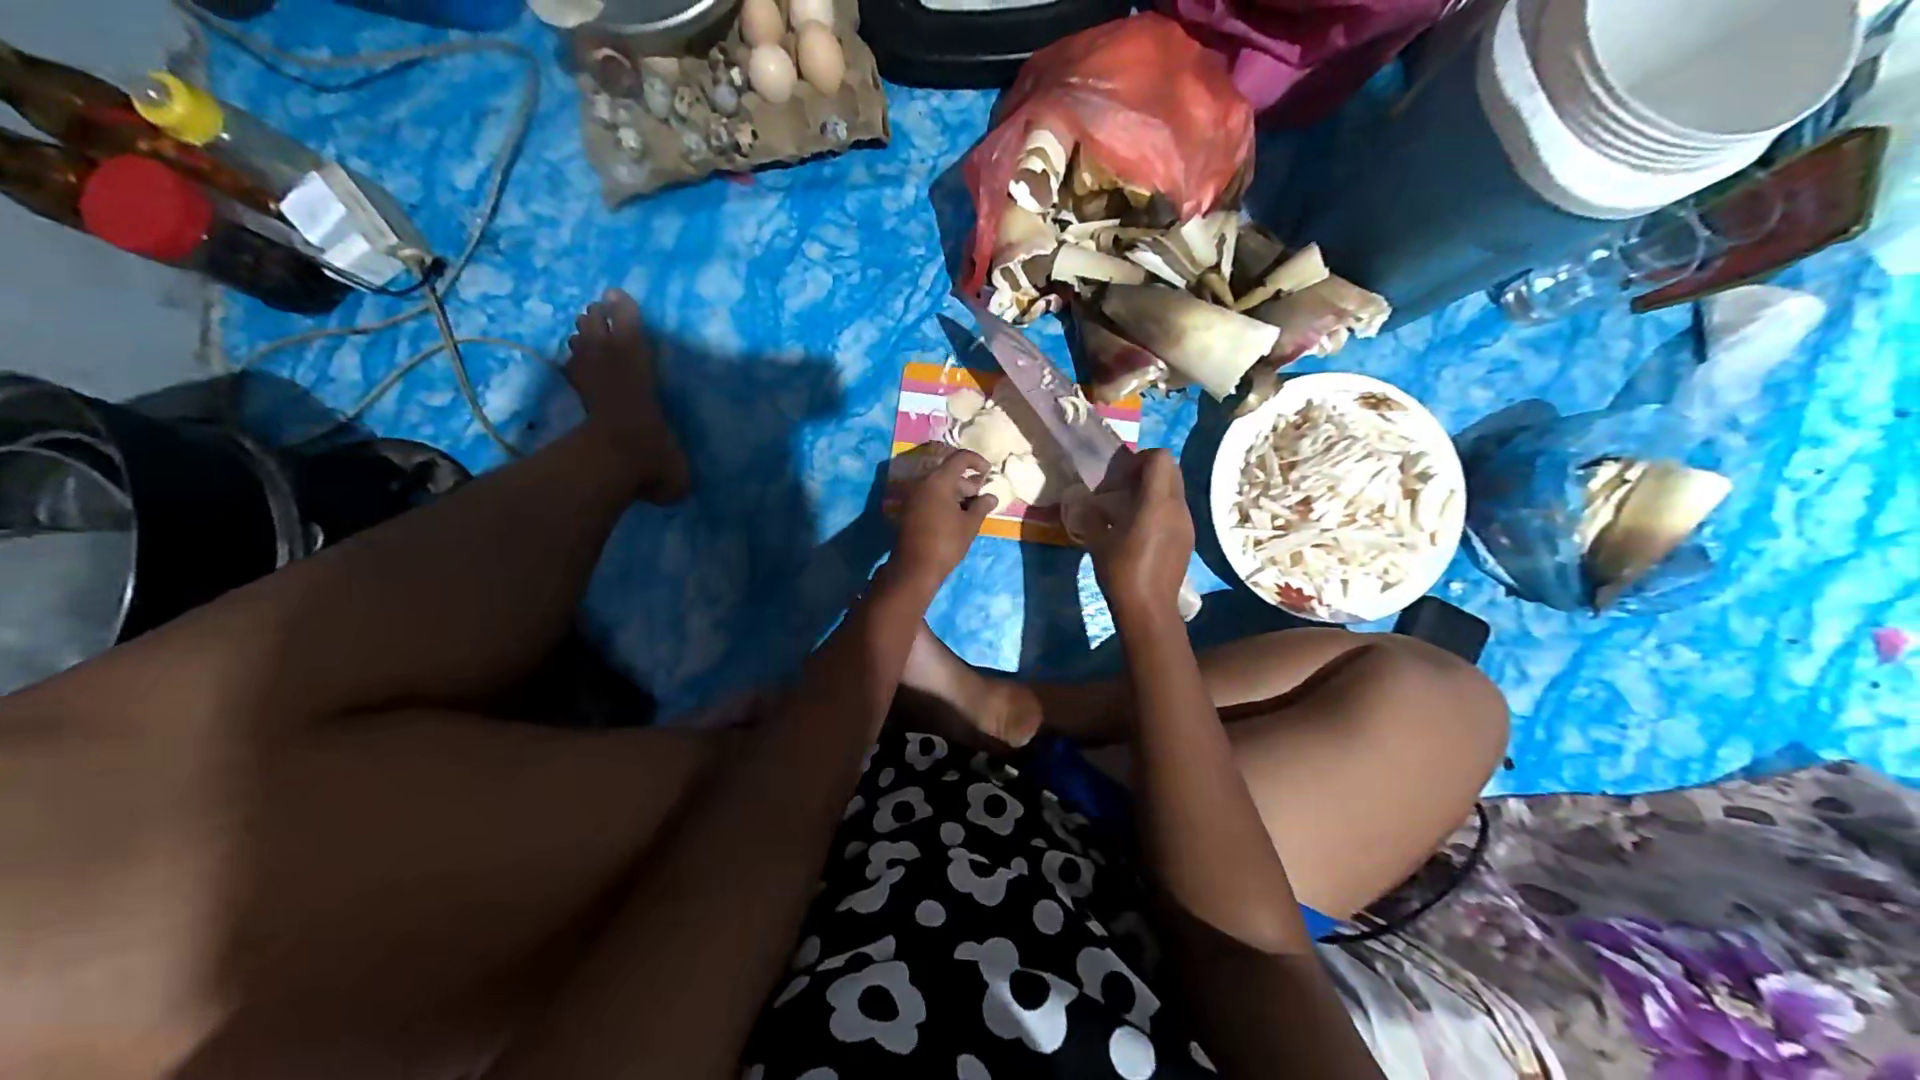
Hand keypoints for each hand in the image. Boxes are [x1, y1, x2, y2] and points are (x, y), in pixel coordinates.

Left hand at [893, 449, 996, 586]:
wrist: (914, 567)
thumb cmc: (946, 543)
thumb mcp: (970, 524)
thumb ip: (981, 506)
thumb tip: (991, 497)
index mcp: (938, 480)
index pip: (960, 457)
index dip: (977, 461)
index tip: (988, 473)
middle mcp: (922, 482)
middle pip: (948, 471)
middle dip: (967, 482)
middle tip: (980, 499)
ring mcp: (913, 495)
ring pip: (939, 484)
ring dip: (956, 492)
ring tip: (970, 510)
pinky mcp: (908, 508)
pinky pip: (929, 495)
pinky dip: (944, 499)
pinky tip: (955, 516)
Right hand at [1065, 449, 1193, 620]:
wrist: (1149, 609)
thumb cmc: (1121, 571)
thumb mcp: (1097, 540)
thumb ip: (1091, 514)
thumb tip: (1083, 501)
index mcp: (1157, 502)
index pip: (1160, 458)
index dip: (1139, 459)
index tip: (1119, 477)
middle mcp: (1178, 507)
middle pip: (1171, 470)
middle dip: (1146, 473)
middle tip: (1122, 490)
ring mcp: (1187, 523)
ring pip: (1174, 490)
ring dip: (1152, 492)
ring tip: (1128, 513)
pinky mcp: (1188, 538)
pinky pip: (1175, 510)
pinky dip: (1159, 510)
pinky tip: (1140, 532)